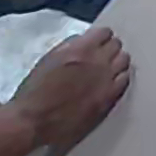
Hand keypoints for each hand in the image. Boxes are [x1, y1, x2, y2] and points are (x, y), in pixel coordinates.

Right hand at [8, 27, 131, 149]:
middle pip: (117, 45)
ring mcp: (105, 80)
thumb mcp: (50, 58)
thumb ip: (72, 45)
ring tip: (107, 69)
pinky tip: (111, 82)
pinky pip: (125, 80)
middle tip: (101, 57)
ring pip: (124, 60)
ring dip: (116, 62)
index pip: (105, 32)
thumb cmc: (34, 91)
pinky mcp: (108, 99)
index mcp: (81, 49)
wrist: (30, 123)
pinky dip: (120, 78)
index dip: (100, 38)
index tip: (97, 44)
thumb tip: (86, 41)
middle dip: (109, 49)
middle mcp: (97, 61)